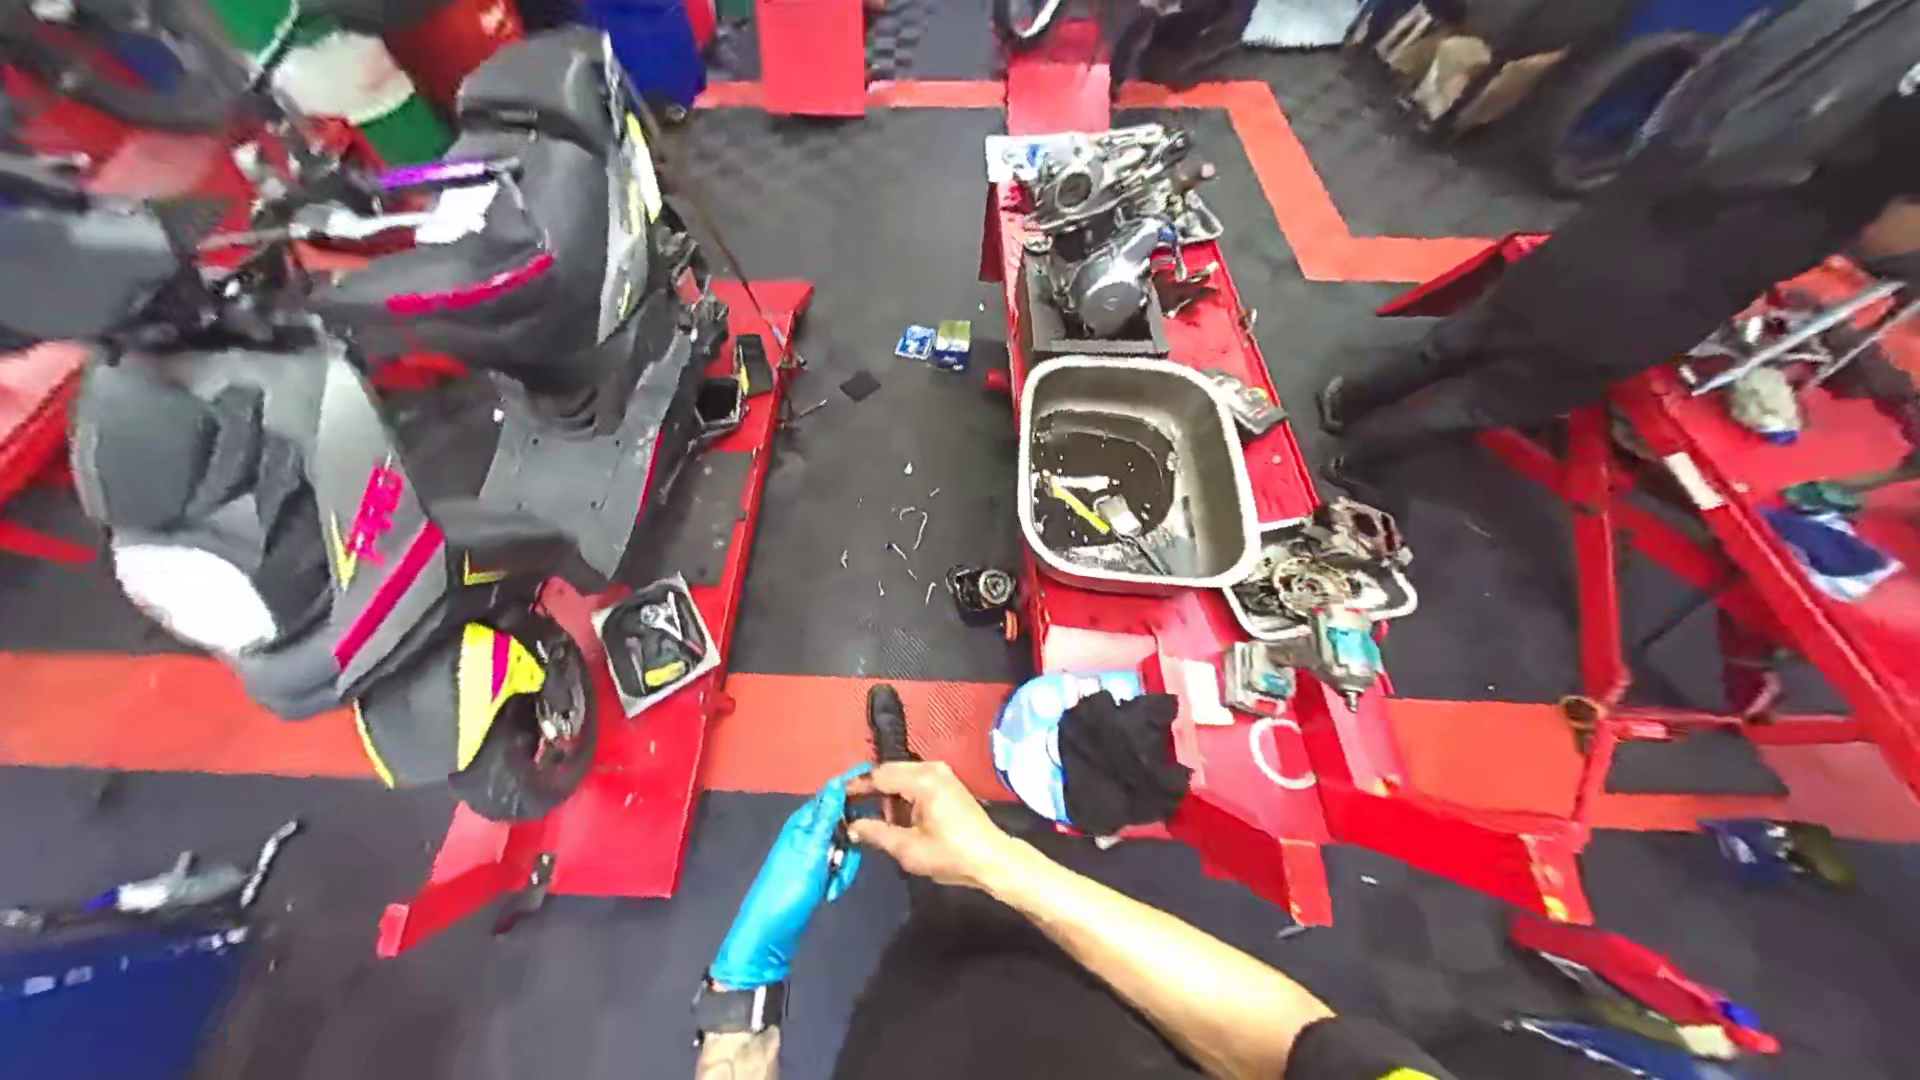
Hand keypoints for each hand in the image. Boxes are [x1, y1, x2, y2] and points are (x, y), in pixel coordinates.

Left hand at [709, 765, 867, 989]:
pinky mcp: (817, 871)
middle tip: (847, 858)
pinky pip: (839, 863)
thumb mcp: (811, 851)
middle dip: (853, 838)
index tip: (881, 780)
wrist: (770, 937)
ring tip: (834, 885)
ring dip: (845, 864)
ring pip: (846, 843)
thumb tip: (837, 780)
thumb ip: (827, 816)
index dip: (855, 784)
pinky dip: (839, 876)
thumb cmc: (789, 889)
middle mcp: (809, 830)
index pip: (834, 791)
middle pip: (845, 818)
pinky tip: (831, 892)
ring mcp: (813, 852)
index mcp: (804, 820)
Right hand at [846, 762, 1025, 891]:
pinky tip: (891, 812)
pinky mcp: (947, 782)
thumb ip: (877, 833)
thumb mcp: (909, 849)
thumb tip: (852, 826)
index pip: (880, 775)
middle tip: (846, 804)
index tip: (836, 796)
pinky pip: (914, 780)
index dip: (856, 786)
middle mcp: (931, 768)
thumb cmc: (951, 854)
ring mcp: (941, 773)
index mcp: (922, 780)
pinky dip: (899, 792)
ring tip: (865, 811)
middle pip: (890, 771)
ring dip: (884, 790)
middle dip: (868, 787)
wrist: (992, 858)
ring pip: (902, 775)